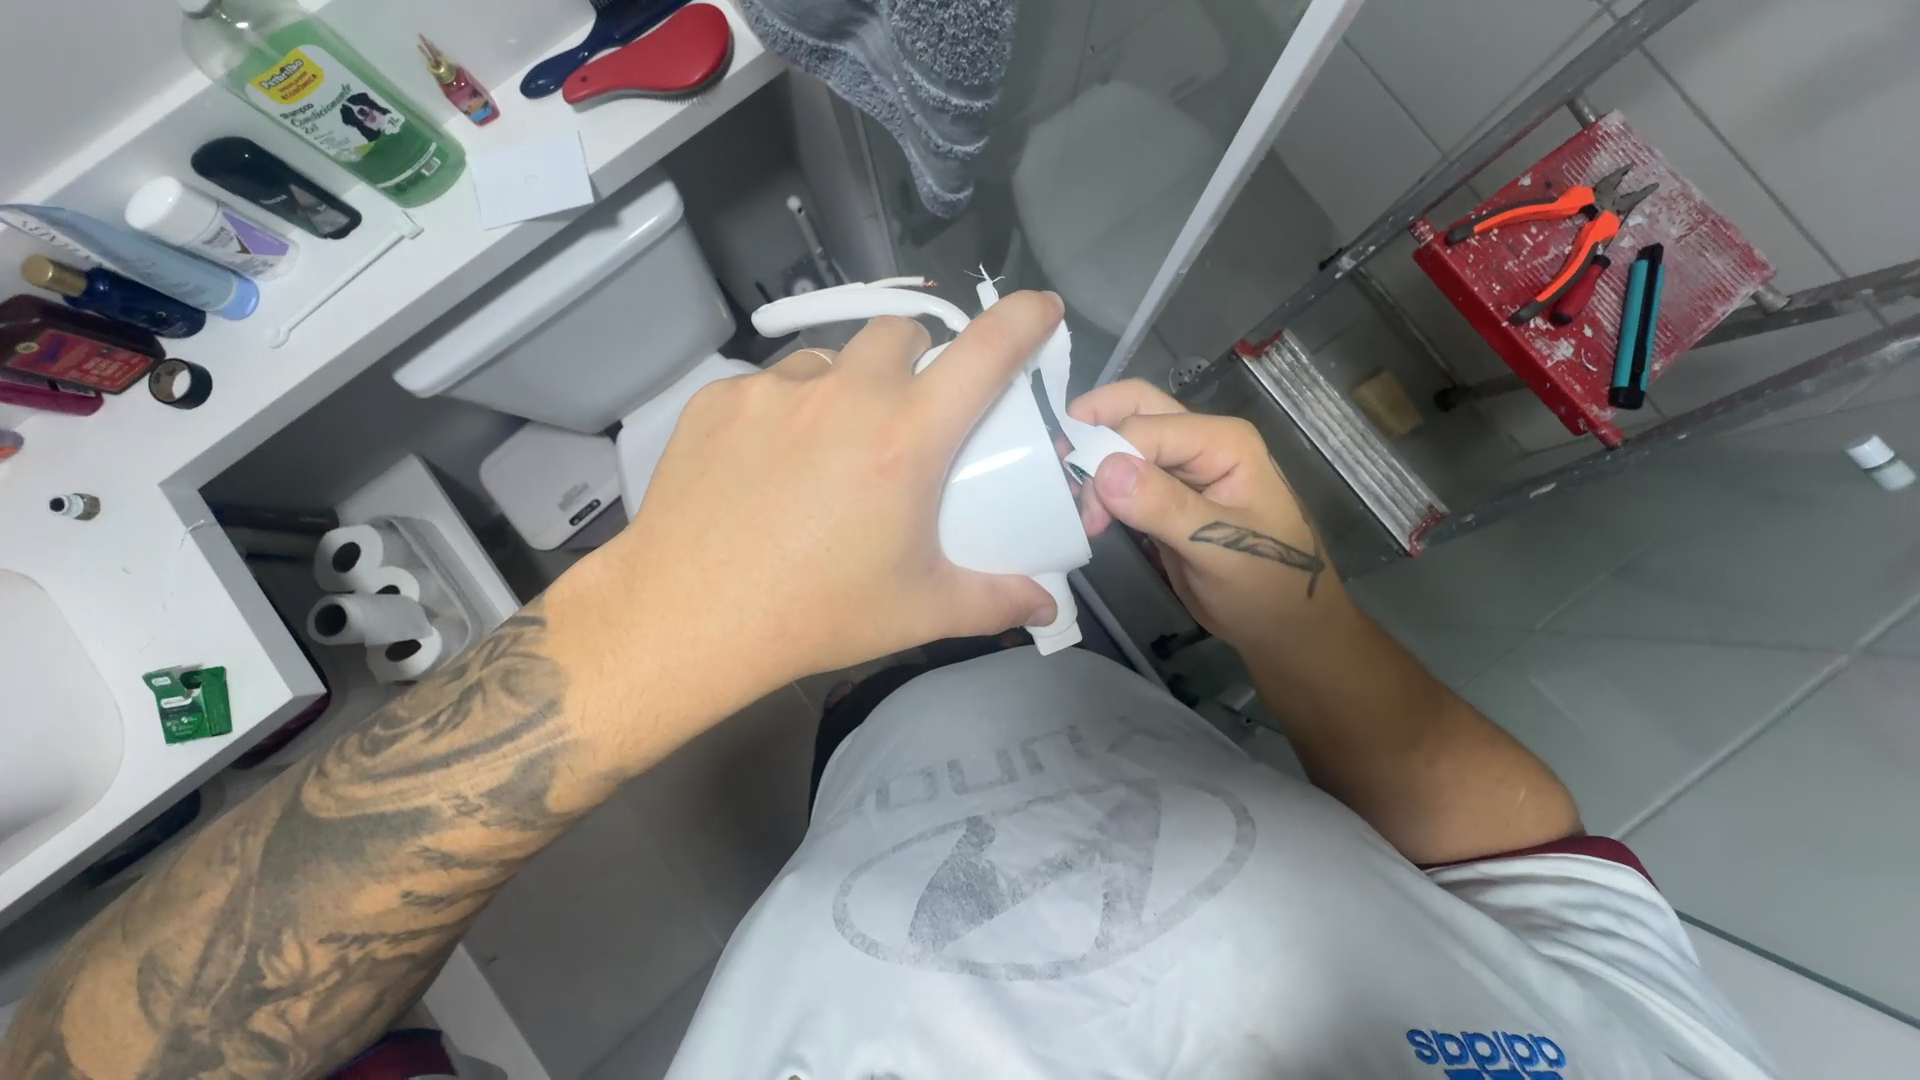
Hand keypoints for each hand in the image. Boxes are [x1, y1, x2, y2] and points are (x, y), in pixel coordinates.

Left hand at [596, 293, 1062, 699]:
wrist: (686, 619)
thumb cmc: (816, 613)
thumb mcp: (919, 611)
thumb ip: (995, 602)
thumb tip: (1046, 608)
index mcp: (906, 437)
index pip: (986, 351)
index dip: (1024, 320)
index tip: (1040, 311)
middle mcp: (844, 393)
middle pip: (900, 333)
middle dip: (917, 361)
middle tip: (908, 418)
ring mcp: (773, 390)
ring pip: (830, 359)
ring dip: (847, 386)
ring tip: (829, 448)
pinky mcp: (718, 399)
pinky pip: (769, 385)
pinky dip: (786, 411)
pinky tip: (767, 465)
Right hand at [1068, 379, 1343, 654]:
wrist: (1283, 627)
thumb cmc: (1269, 586)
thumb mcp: (1221, 548)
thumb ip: (1164, 507)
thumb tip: (1104, 470)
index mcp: (1222, 442)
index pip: (1146, 428)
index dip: (1107, 458)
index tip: (1088, 511)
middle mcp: (1200, 443)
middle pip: (1134, 410)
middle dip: (1092, 433)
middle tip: (1056, 469)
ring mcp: (1182, 469)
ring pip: (1124, 440)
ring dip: (1092, 462)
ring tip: (1073, 503)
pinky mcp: (1165, 496)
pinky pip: (1125, 475)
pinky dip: (1100, 486)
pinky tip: (1087, 512)